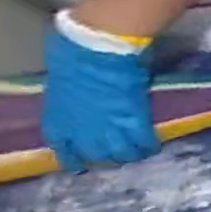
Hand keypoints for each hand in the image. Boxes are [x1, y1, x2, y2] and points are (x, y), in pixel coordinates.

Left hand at [41, 12, 157, 171]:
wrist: (97, 48)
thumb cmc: (71, 54)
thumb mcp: (60, 81)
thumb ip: (69, 99)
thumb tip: (76, 99)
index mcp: (57, 120)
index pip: (63, 150)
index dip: (73, 159)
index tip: (80, 164)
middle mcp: (80, 131)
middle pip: (95, 157)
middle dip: (105, 159)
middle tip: (115, 155)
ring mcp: (109, 128)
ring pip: (121, 155)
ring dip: (129, 155)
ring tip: (136, 152)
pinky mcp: (135, 122)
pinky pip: (144, 143)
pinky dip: (149, 146)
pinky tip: (153, 145)